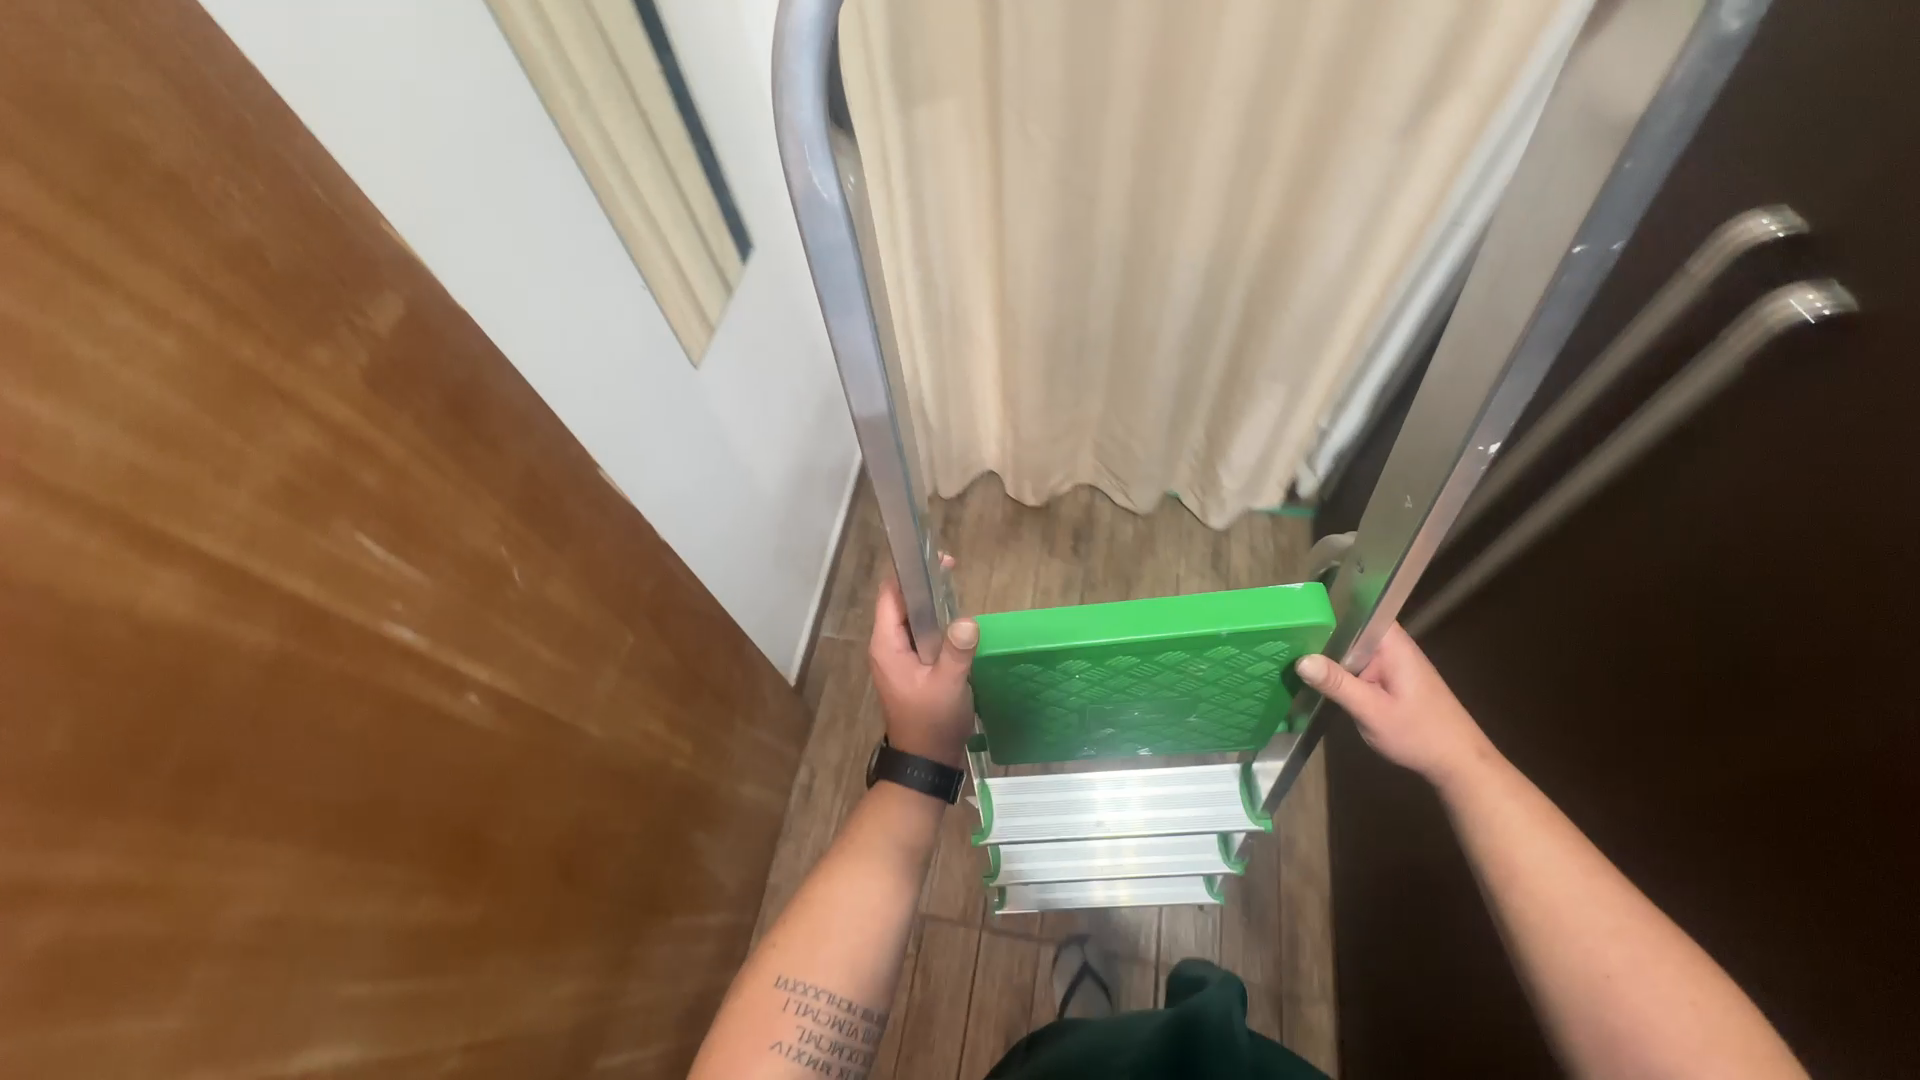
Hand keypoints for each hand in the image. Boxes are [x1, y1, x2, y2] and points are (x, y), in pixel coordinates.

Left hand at [868, 563, 976, 767]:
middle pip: (899, 604)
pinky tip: (955, 623)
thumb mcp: (948, 686)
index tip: (936, 560)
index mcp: (886, 645)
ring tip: (955, 588)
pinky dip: (935, 625)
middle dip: (923, 586)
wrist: (926, 763)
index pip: (890, 596)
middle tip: (952, 569)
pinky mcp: (910, 669)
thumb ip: (956, 651)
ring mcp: (897, 659)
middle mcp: (886, 647)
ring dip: (931, 605)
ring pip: (911, 621)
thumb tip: (967, 620)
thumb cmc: (931, 723)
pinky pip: (919, 637)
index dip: (909, 574)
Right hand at [1294, 623, 1495, 788]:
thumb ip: (1337, 684)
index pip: (1358, 609)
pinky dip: (1337, 671)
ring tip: (1285, 654)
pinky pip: (1356, 666)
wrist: (1459, 765)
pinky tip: (1312, 678)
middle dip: (1318, 633)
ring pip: (1350, 650)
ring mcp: (1390, 663)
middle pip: (1349, 629)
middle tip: (1279, 638)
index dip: (1326, 607)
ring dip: (1325, 654)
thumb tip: (1300, 659)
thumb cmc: (1420, 734)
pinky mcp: (1388, 680)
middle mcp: (1392, 646)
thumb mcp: (1372, 711)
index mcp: (1392, 644)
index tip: (1293, 612)